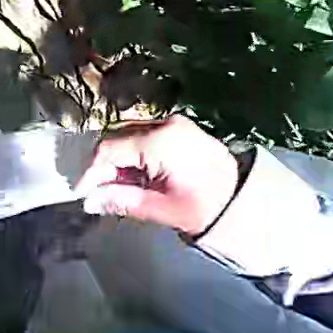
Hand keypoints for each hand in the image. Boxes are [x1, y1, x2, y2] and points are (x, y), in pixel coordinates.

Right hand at [74, 115, 239, 235]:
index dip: (92, 172)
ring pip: (130, 136)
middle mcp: (165, 124)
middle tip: (100, 192)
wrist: (250, 202)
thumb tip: (89, 201)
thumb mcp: (163, 209)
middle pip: (118, 139)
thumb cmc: (207, 208)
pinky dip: (136, 155)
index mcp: (159, 141)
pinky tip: (138, 176)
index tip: (82, 192)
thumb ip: (122, 201)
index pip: (110, 150)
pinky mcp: (181, 128)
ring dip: (120, 161)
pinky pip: (146, 136)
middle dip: (105, 167)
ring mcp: (174, 123)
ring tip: (120, 187)